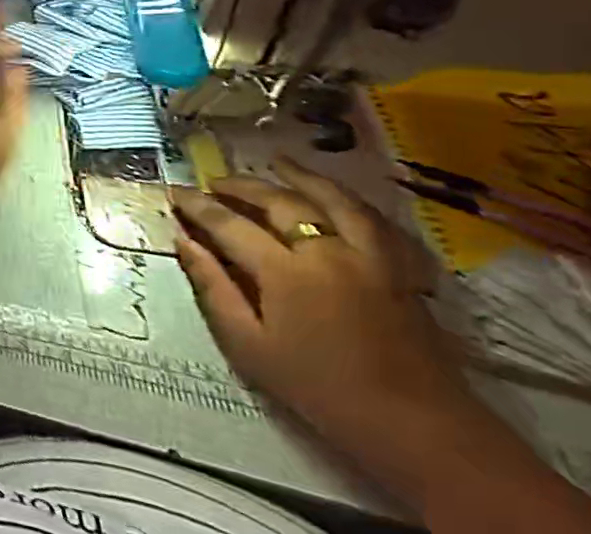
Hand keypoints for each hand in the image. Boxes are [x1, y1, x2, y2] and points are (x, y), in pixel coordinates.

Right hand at [170, 159, 471, 443]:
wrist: (415, 427)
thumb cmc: (318, 389)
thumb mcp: (249, 346)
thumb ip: (214, 288)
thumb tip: (184, 241)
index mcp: (286, 271)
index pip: (230, 224)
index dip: (198, 205)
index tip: (174, 191)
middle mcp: (329, 251)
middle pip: (280, 201)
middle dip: (242, 186)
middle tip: (215, 181)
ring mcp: (371, 256)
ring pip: (334, 199)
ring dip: (301, 177)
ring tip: (278, 163)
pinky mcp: (401, 270)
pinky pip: (375, 221)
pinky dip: (351, 201)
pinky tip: (336, 197)